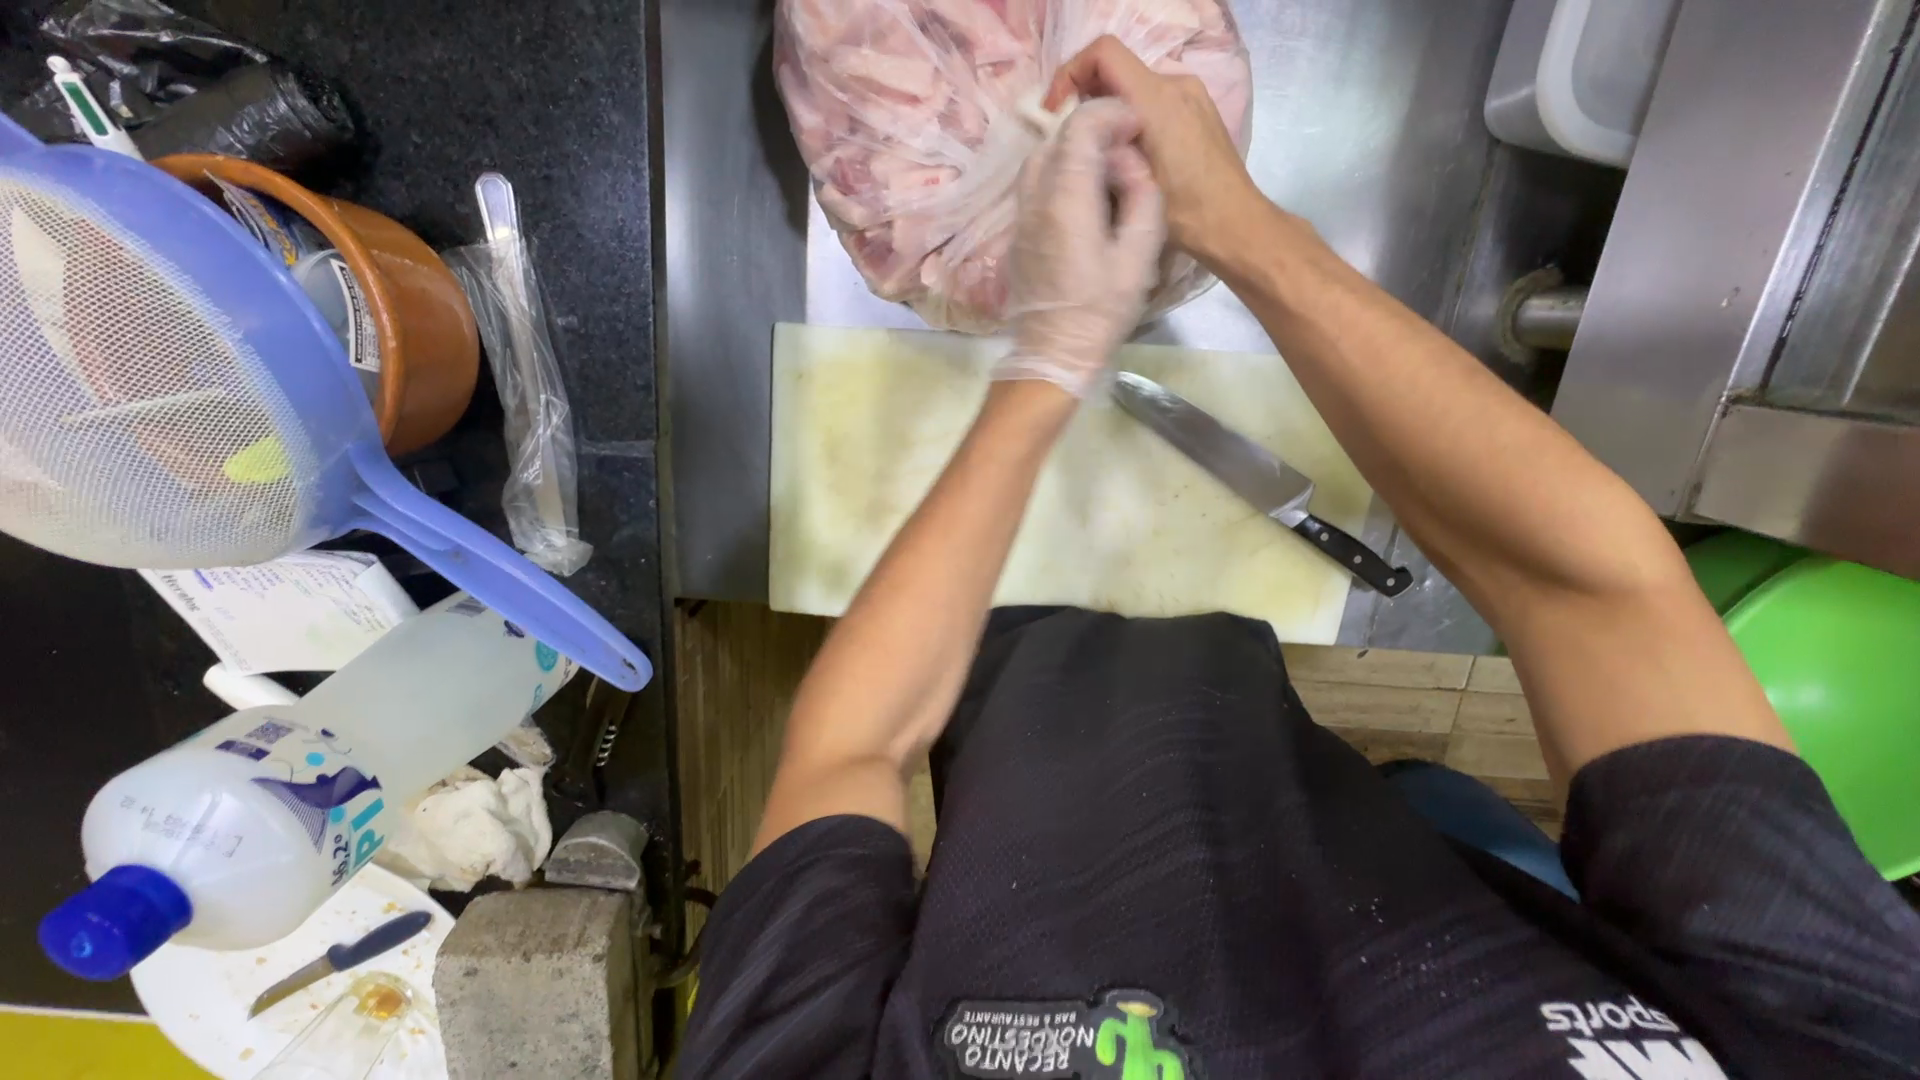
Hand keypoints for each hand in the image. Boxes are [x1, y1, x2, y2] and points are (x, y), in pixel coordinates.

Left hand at [994, 98, 1166, 397]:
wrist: (1052, 354)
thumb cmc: (1100, 312)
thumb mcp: (1139, 257)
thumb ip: (1143, 197)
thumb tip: (1129, 164)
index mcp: (1065, 200)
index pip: (1080, 126)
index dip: (1111, 114)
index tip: (1135, 127)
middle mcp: (1034, 200)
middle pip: (1056, 137)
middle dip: (1093, 130)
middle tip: (1125, 148)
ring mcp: (1019, 218)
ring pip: (1039, 159)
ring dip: (1073, 152)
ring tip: (1105, 171)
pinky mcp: (1016, 235)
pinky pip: (1033, 186)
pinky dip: (1059, 175)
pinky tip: (1083, 199)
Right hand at [1047, 36, 1264, 264]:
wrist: (1234, 224)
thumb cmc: (1184, 213)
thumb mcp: (1131, 185)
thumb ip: (1101, 149)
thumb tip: (1076, 135)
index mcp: (1156, 99)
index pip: (1104, 53)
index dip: (1071, 72)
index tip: (1056, 111)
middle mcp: (1175, 85)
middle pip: (1116, 70)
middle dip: (1086, 98)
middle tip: (1070, 140)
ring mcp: (1190, 94)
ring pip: (1134, 87)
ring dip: (1108, 111)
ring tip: (1099, 153)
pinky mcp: (1198, 109)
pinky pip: (1154, 100)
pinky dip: (1131, 118)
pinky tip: (1129, 156)